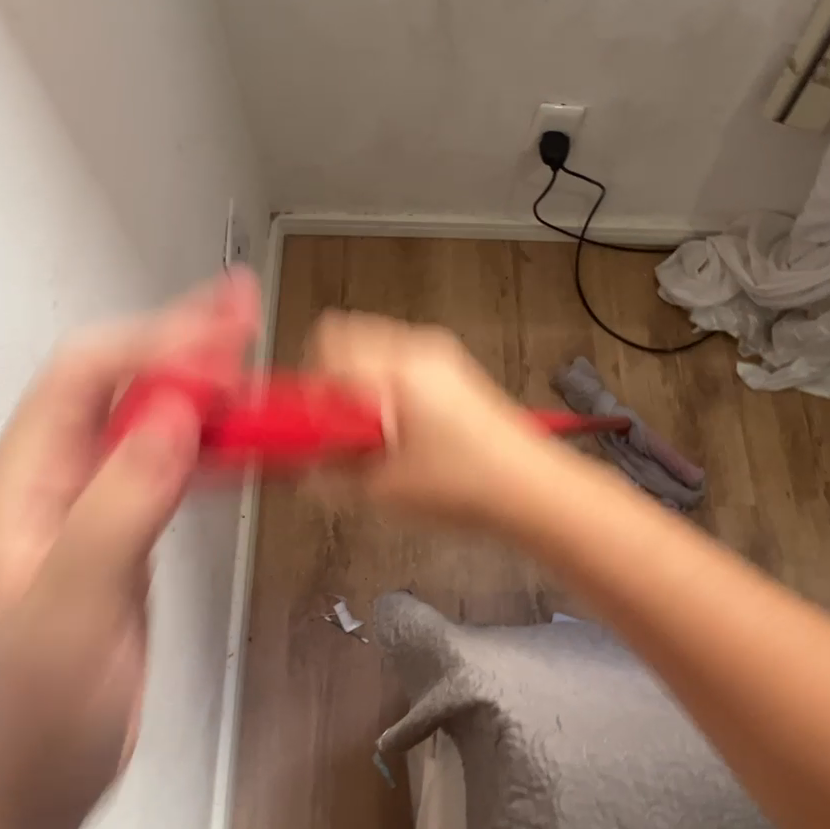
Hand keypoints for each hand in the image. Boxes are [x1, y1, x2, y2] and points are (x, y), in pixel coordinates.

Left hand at [0, 269, 259, 828]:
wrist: (26, 791)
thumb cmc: (33, 712)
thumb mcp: (75, 602)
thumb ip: (121, 501)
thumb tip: (174, 412)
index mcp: (22, 483)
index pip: (87, 376)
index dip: (157, 344)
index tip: (226, 338)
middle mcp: (54, 481)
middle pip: (121, 384)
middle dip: (184, 344)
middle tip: (245, 311)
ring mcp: (90, 507)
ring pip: (151, 422)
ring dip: (205, 389)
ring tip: (255, 359)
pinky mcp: (123, 535)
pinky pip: (170, 468)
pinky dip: (211, 444)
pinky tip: (245, 434)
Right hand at [304, 311, 548, 528]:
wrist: (532, 490)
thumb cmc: (466, 485)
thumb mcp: (382, 488)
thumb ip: (328, 470)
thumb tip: (297, 462)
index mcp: (398, 366)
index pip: (325, 345)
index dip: (308, 388)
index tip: (308, 427)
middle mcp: (418, 348)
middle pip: (345, 338)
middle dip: (331, 384)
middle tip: (336, 434)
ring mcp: (439, 356)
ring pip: (370, 351)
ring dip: (358, 389)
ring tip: (373, 440)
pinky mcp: (453, 373)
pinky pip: (398, 365)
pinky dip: (384, 392)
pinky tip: (399, 437)